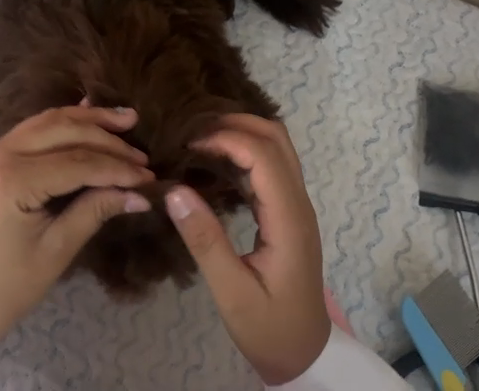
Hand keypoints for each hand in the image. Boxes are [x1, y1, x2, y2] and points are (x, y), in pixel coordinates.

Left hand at [0, 104, 153, 357]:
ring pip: (48, 121)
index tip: (149, 177)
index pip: (77, 162)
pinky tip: (87, 114)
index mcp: (12, 180)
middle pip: (63, 130)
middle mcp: (0, 153)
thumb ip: (95, 211)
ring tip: (125, 120)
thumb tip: (140, 194)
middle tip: (142, 151)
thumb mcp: (57, 250)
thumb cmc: (8, 286)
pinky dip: (63, 123)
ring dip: (87, 121)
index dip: (117, 168)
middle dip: (106, 138)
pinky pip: (34, 129)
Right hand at [164, 115, 329, 385]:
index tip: (188, 144)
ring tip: (200, 140)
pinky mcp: (289, 212)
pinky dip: (245, 150)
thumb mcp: (232, 293)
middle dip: (235, 123)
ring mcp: (297, 206)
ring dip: (242, 132)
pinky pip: (273, 164)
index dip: (227, 138)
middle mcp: (299, 203)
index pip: (264, 154)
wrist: (304, 356)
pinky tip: (215, 162)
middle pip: (276, 137)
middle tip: (191, 132)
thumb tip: (174, 190)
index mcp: (289, 219)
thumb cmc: (268, 328)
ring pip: (278, 146)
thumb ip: (205, 241)